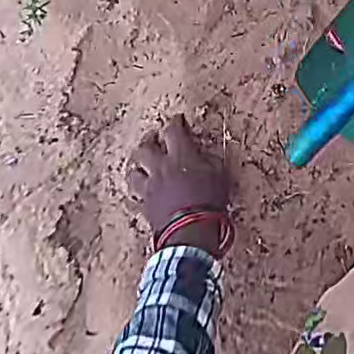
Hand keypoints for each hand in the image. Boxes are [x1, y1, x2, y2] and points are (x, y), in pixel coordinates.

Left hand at [127, 115, 230, 253]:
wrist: (191, 233)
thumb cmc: (209, 202)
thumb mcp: (219, 175)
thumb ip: (209, 160)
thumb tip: (203, 156)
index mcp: (180, 155)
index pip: (173, 130)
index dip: (176, 122)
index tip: (179, 120)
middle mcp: (160, 167)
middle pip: (145, 146)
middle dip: (149, 140)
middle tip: (154, 138)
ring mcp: (150, 187)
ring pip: (134, 171)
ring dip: (139, 167)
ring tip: (143, 166)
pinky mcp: (145, 206)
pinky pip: (135, 197)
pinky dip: (139, 193)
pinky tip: (143, 193)